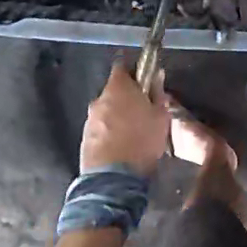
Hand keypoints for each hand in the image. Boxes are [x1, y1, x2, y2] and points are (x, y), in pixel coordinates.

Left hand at [79, 61, 169, 176]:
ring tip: (134, 130)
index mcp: (118, 88)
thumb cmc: (143, 141)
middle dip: (128, 96)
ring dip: (119, 114)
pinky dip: (111, 130)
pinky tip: (123, 143)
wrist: (114, 179)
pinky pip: (101, 127)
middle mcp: (99, 99)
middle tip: (144, 109)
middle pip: (114, 90)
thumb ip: (158, 93)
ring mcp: (89, 119)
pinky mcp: (85, 138)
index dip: (135, 71)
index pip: (122, 67)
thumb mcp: (161, 116)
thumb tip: (156, 74)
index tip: (145, 80)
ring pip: (107, 110)